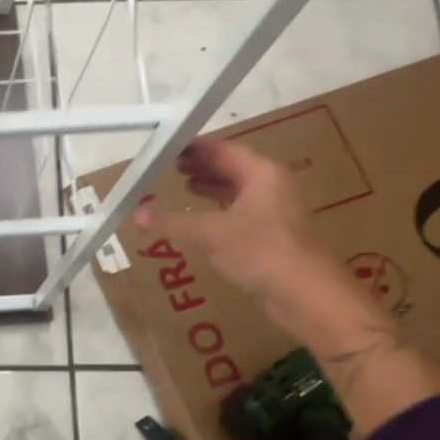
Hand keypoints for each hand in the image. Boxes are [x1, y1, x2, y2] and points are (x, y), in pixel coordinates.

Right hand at [136, 139, 332, 299]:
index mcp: (262, 174)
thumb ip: (172, 222)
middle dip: (202, 166)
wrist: (304, 292)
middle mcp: (271, 186)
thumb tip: (135, 214)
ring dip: (212, 187)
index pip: (224, 150)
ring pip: (238, 190)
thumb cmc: (260, 251)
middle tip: (171, 166)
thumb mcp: (210, 234)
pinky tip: (201, 221)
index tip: (168, 147)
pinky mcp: (272, 234)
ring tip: (184, 187)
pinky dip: (219, 210)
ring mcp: (274, 211)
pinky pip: (240, 212)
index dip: (195, 147)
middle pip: (232, 167)